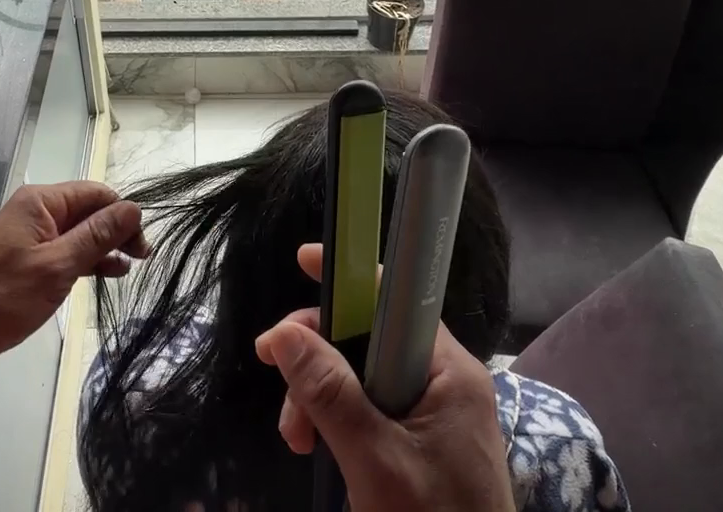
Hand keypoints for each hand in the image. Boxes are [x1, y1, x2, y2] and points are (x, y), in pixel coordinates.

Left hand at [0, 181, 149, 379]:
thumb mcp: (57, 266)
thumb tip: (134, 208)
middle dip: (117, 230)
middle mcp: (38, 211)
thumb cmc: (5, 298)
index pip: (95, 193)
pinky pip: (68, 250)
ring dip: (106, 246)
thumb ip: (97, 236)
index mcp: (41, 202)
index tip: (141, 246)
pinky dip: (89, 259)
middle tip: (142, 258)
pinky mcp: (32, 259)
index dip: (122, 214)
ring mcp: (33, 235)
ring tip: (131, 268)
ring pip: (81, 232)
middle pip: (89, 210)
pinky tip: (109, 272)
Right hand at [253, 243, 515, 511]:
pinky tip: (314, 446)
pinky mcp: (419, 436)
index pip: (397, 297)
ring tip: (297, 439)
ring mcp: (432, 408)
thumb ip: (330, 395)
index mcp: (448, 371)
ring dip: (319, 395)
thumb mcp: (376, 461)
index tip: (303, 260)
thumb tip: (282, 332)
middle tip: (274, 374)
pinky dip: (334, 418)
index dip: (351, 274)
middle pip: (368, 334)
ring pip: (360, 372)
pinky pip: (367, 404)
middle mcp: (442, 378)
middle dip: (317, 354)